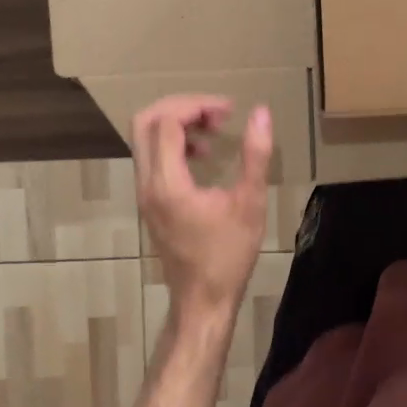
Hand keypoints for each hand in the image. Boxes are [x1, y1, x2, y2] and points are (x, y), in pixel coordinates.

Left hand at [131, 94, 272, 317]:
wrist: (203, 300)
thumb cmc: (229, 254)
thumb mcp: (250, 202)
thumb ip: (255, 155)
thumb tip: (261, 113)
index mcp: (168, 184)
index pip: (166, 123)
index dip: (197, 106)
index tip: (229, 110)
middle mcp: (147, 184)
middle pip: (145, 122)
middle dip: (181, 106)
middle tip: (217, 113)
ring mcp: (145, 194)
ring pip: (145, 138)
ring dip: (178, 122)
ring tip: (215, 127)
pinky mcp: (150, 201)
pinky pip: (152, 156)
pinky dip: (174, 142)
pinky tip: (205, 153)